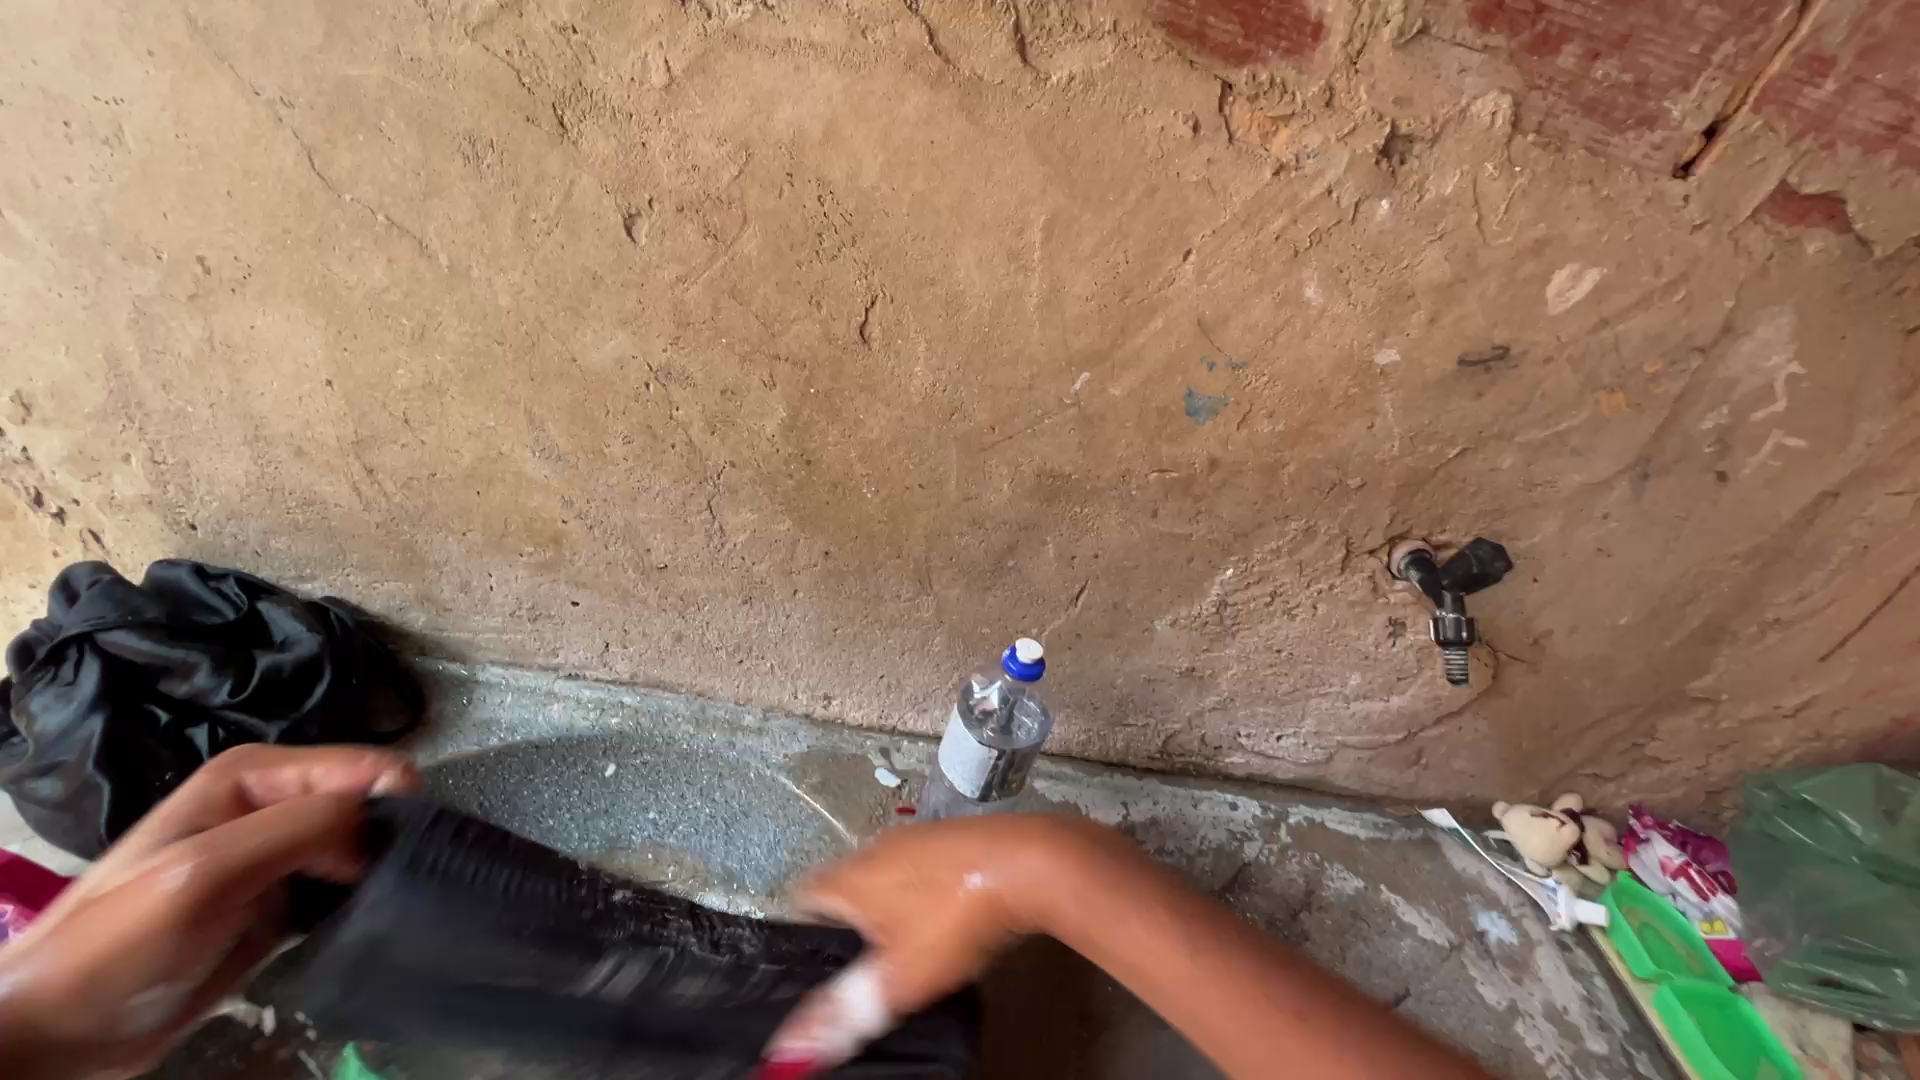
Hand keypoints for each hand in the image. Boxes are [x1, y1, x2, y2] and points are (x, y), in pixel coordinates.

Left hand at [0, 744, 419, 1079]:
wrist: (60, 1038)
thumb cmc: (118, 949)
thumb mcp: (205, 874)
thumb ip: (303, 827)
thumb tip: (381, 827)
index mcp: (256, 774)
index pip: (368, 768)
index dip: (385, 811)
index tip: (371, 866)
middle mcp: (276, 799)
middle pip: (373, 800)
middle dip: (385, 839)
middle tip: (370, 889)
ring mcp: (283, 847)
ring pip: (369, 839)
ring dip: (378, 869)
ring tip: (364, 906)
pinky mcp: (291, 892)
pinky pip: (354, 878)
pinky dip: (363, 894)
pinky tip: (350, 917)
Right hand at [761, 814, 1122, 1076]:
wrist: (1025, 862)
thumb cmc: (954, 919)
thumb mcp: (899, 978)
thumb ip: (844, 1013)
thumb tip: (786, 1052)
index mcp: (850, 876)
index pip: (802, 896)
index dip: (799, 931)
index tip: (813, 963)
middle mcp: (873, 847)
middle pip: (841, 883)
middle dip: (845, 921)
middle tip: (858, 962)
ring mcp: (913, 835)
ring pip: (880, 872)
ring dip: (883, 904)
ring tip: (900, 943)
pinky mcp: (947, 834)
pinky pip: (916, 865)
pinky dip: (917, 889)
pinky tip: (941, 914)